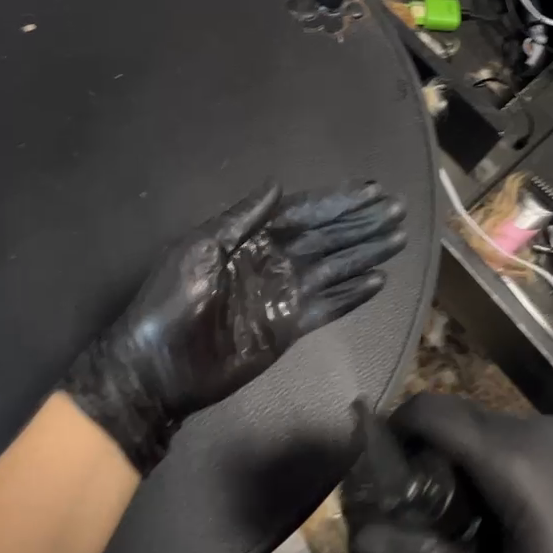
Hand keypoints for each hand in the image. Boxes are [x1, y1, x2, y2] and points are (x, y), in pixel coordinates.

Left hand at [62, 182, 407, 473]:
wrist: (155, 368)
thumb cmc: (171, 300)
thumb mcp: (200, 248)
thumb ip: (242, 218)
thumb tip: (277, 184)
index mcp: (251, 237)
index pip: (303, 212)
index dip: (338, 201)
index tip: (371, 190)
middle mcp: (273, 261)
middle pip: (326, 237)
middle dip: (360, 223)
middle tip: (396, 211)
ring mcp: (282, 296)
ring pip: (334, 268)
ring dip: (365, 253)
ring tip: (397, 239)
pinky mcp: (288, 329)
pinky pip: (327, 307)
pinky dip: (352, 294)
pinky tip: (378, 280)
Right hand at [349, 395, 552, 552]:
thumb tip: (359, 536)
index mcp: (514, 455)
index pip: (430, 410)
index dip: (393, 429)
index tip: (373, 466)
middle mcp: (537, 428)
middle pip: (456, 417)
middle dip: (424, 452)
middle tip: (406, 502)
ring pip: (484, 427)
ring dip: (458, 459)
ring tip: (453, 514)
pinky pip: (516, 440)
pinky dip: (491, 464)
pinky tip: (493, 513)